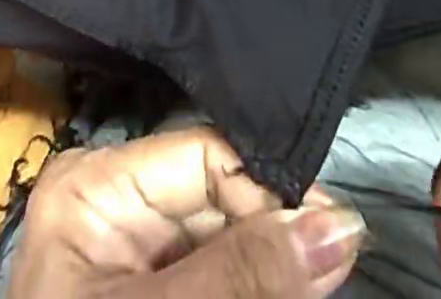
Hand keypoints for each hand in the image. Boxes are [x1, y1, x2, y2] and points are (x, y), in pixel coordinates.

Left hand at [8, 127, 364, 298]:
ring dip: (270, 266)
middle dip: (274, 236)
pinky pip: (222, 265)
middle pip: (224, 194)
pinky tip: (282, 289)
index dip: (270, 192)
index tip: (329, 239)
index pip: (207, 155)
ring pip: (231, 232)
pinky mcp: (158, 280)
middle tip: (327, 272)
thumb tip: (343, 226)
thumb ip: (245, 273)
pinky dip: (254, 283)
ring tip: (311, 283)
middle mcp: (119, 199)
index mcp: (97, 185)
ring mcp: (138, 243)